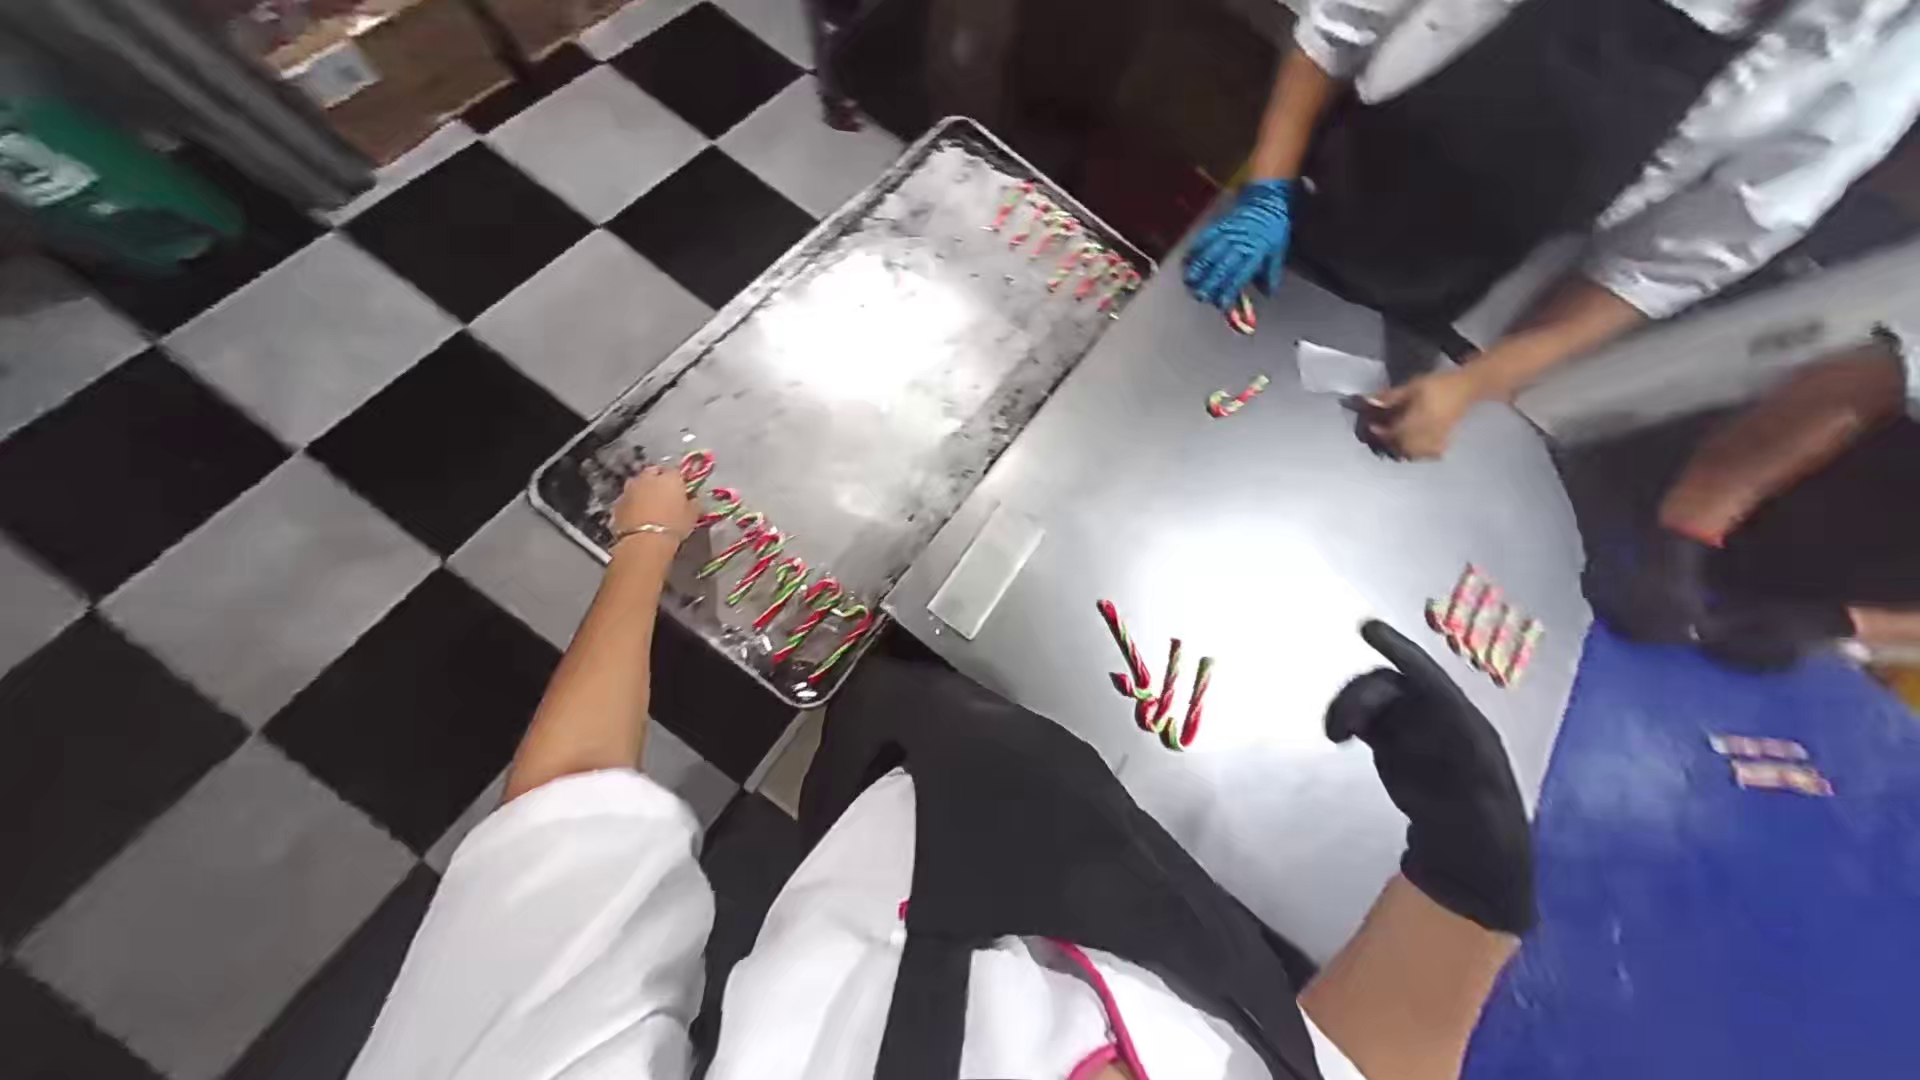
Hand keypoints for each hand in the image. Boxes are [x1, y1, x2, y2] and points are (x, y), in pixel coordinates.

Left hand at [611, 465, 697, 551]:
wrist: (645, 542)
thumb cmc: (674, 526)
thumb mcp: (693, 515)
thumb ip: (694, 503)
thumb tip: (694, 499)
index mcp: (670, 478)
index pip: (677, 471)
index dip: (680, 480)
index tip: (683, 490)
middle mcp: (648, 478)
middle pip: (654, 472)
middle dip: (659, 479)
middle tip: (666, 493)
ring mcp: (630, 489)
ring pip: (638, 483)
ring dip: (644, 488)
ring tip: (651, 503)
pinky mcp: (617, 502)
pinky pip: (628, 497)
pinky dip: (633, 501)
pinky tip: (639, 513)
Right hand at [1182, 179, 1292, 309]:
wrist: (1266, 199)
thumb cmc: (1274, 227)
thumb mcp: (1278, 250)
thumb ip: (1271, 273)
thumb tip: (1269, 295)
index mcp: (1255, 253)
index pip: (1239, 277)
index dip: (1230, 291)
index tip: (1222, 304)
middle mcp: (1238, 245)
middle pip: (1220, 269)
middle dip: (1209, 285)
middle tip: (1200, 297)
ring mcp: (1226, 235)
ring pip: (1208, 255)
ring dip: (1197, 270)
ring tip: (1189, 282)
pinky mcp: (1218, 227)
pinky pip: (1203, 239)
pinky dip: (1194, 251)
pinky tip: (1186, 261)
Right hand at [1327, 620, 1533, 933]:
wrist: (1472, 850)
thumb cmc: (1483, 827)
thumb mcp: (1479, 804)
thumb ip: (1457, 776)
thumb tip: (1450, 754)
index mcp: (1463, 722)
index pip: (1427, 677)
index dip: (1399, 651)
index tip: (1367, 628)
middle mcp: (1435, 715)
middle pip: (1388, 686)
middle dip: (1359, 697)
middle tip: (1338, 726)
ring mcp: (1411, 726)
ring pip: (1371, 698)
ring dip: (1347, 707)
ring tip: (1334, 734)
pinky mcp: (1391, 739)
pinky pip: (1363, 716)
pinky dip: (1346, 719)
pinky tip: (1338, 735)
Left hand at [1361, 368, 1489, 460]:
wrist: (1469, 386)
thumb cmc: (1440, 384)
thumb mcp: (1413, 386)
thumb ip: (1391, 396)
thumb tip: (1370, 402)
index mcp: (1420, 417)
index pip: (1396, 432)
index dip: (1381, 432)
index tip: (1372, 426)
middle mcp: (1429, 430)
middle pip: (1404, 446)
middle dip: (1389, 442)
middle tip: (1381, 434)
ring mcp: (1438, 436)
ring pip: (1417, 452)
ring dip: (1402, 450)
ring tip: (1393, 441)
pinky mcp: (1445, 437)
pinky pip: (1432, 453)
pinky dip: (1420, 454)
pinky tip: (1413, 448)